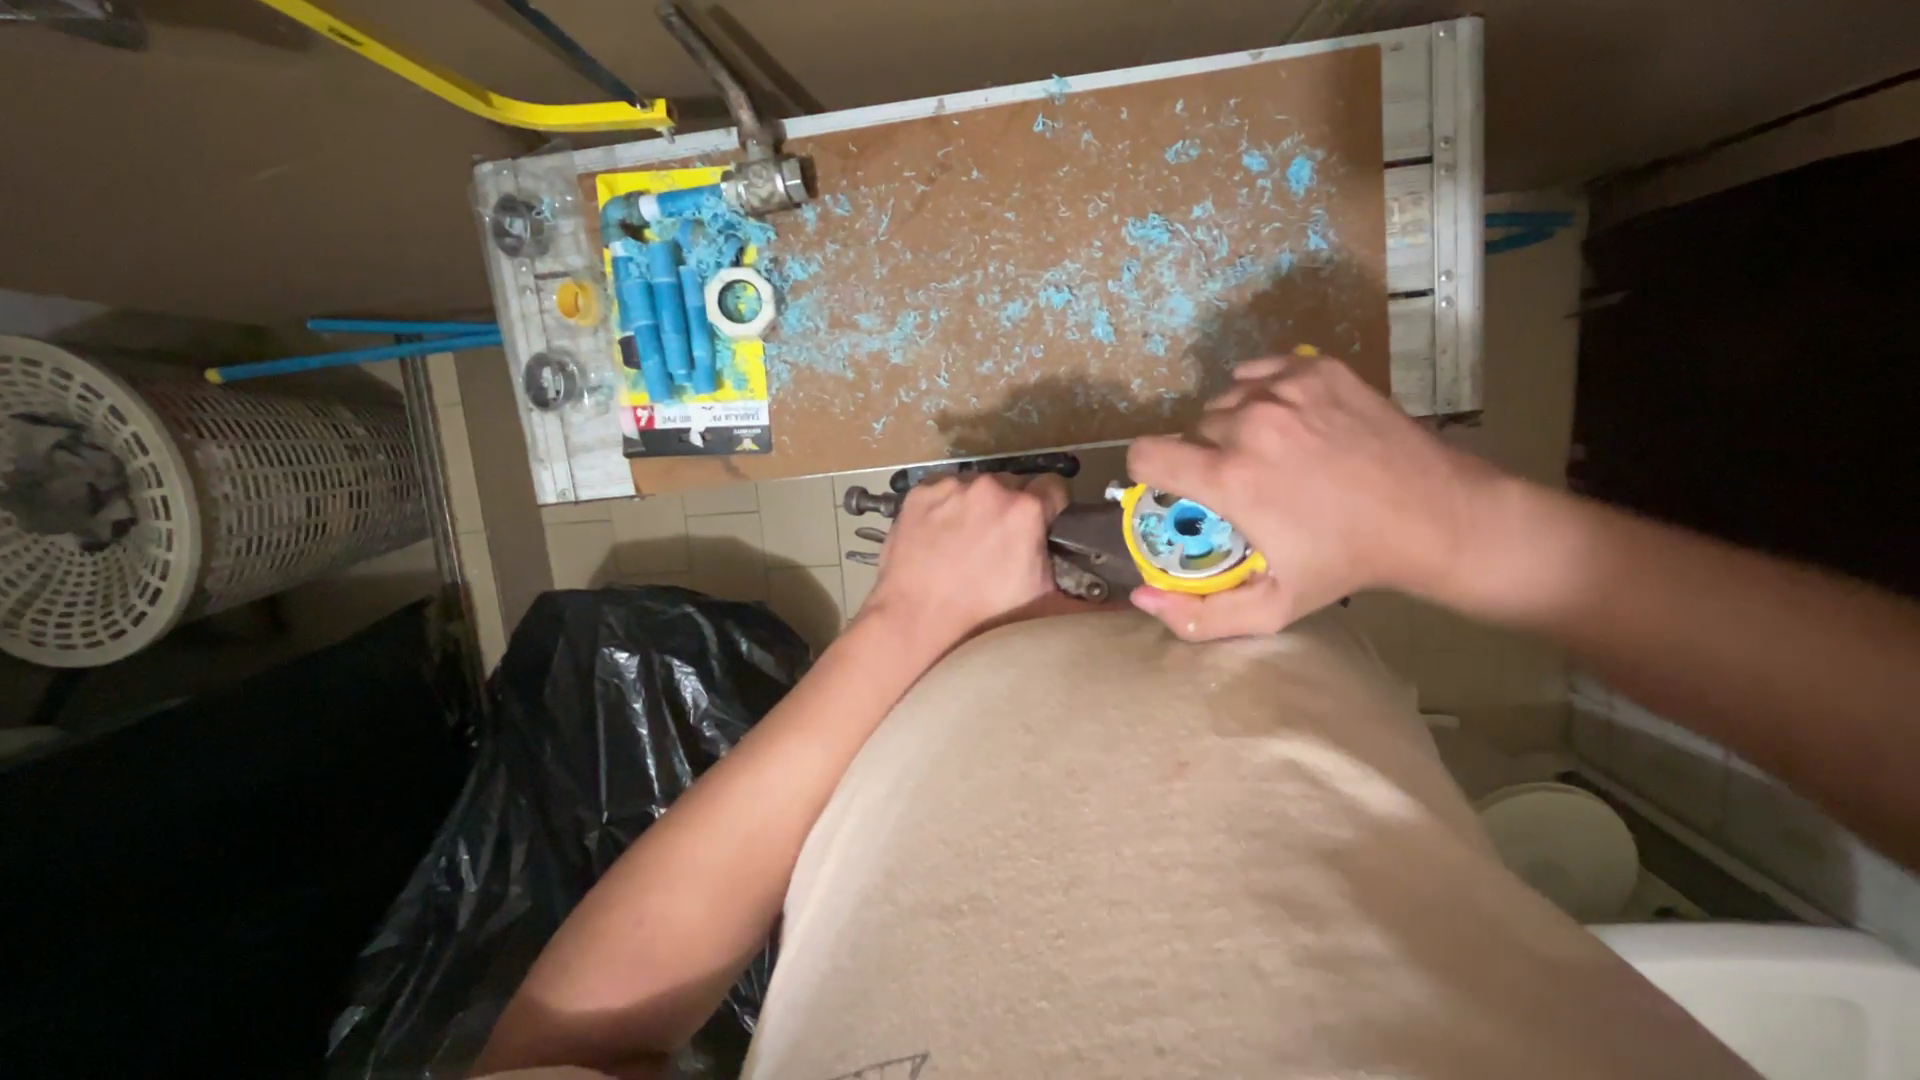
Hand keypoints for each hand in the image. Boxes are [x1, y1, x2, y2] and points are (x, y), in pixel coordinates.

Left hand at [860, 473, 1084, 647]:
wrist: (916, 625)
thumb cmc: (985, 621)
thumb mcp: (1047, 607)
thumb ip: (1090, 600)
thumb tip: (1128, 607)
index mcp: (1026, 510)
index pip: (1054, 488)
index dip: (1051, 511)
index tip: (1041, 533)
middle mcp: (989, 488)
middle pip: (1013, 487)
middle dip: (1013, 510)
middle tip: (1002, 546)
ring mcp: (949, 488)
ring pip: (976, 487)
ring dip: (978, 507)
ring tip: (967, 544)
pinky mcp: (917, 494)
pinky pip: (942, 492)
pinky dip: (946, 508)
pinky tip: (941, 539)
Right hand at [1127, 352, 1500, 639]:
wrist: (1433, 515)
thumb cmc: (1346, 563)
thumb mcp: (1272, 608)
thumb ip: (1198, 616)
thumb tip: (1140, 597)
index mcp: (1231, 478)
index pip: (1146, 454)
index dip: (1151, 474)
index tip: (1174, 489)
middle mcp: (1250, 423)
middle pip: (1191, 430)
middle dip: (1204, 455)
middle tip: (1243, 483)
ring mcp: (1286, 389)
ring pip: (1225, 401)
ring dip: (1234, 425)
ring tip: (1273, 453)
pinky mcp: (1316, 368)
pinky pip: (1259, 374)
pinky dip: (1262, 394)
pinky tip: (1288, 422)